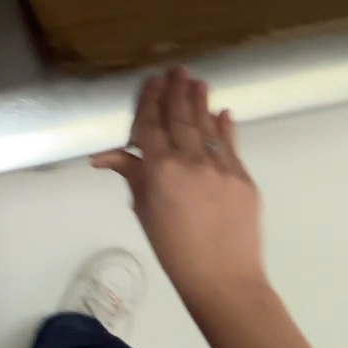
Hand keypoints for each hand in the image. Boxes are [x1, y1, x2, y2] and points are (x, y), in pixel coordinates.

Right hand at [94, 68, 265, 302]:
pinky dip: (225, 128)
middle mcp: (190, 161)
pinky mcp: (244, 180)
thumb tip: (102, 156)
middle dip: (177, 93)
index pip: (150, 125)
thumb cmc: (171, 244)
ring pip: (206, 127)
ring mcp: (221, 169)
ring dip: (200, 102)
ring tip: (197, 81)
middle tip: (177, 69)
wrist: (222, 277)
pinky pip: (231, 147)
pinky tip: (223, 113)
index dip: (150, 101)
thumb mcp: (142, 207)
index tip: (153, 81)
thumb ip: (130, 174)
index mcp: (159, 168)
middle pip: (180, 119)